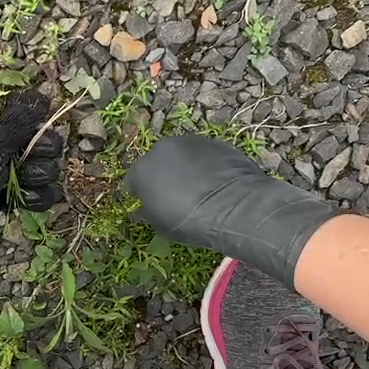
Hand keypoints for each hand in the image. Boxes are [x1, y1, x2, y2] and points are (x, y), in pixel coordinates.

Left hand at [0, 90, 63, 304]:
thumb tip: (39, 99)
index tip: (42, 108)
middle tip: (49, 149)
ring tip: (35, 177)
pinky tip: (33, 198)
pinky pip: (21, 192)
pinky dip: (31, 195)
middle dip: (37, 144)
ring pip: (24, 166)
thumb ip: (18, 122)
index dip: (18, 106)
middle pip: (16, 137)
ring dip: (37, 171)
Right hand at [125, 134, 338, 286]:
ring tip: (199, 187)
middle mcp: (162, 149)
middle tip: (175, 194)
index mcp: (142, 170)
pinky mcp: (216, 142)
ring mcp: (190, 142)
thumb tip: (139, 211)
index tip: (149, 204)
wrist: (236, 207)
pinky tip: (217, 181)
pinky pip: (205, 154)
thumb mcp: (161, 226)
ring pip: (181, 155)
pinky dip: (207, 164)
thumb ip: (147, 213)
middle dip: (163, 175)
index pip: (133, 181)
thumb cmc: (190, 221)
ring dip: (185, 167)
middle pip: (157, 162)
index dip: (140, 193)